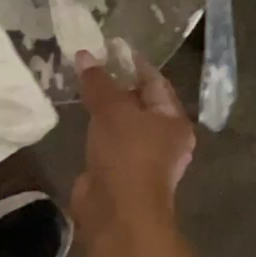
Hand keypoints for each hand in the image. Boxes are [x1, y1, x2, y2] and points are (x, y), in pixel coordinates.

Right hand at [70, 46, 195, 240]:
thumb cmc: (127, 153)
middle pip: (140, 101)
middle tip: (91, 62)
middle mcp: (164, 138)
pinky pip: (109, 138)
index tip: (109, 46)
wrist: (117, 210)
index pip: (155, 81)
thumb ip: (98, 81)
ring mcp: (142, 156)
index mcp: (174, 121)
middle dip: (117, 83)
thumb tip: (85, 55)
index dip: (132, 62)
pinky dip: (98, 126)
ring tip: (82, 84)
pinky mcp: (120, 170)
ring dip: (106, 105)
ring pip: (124, 121)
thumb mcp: (112, 109)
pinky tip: (81, 115)